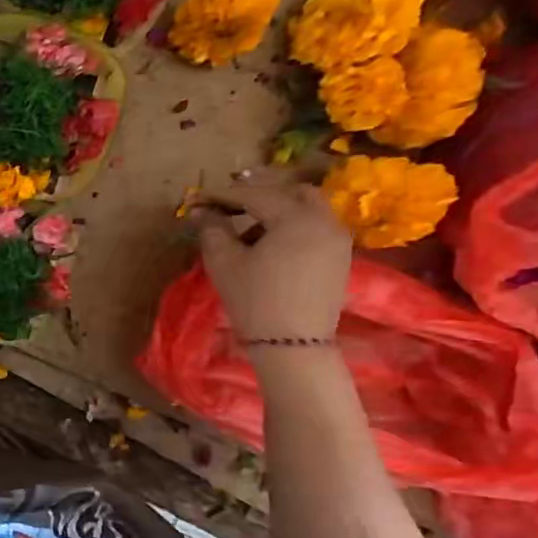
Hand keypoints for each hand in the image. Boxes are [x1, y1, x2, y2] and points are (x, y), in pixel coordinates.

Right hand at [193, 177, 350, 343]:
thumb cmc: (254, 299)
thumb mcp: (224, 262)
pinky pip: (315, 228)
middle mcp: (324, 221)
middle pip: (291, 192)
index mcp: (296, 217)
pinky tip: (269, 246)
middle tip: (229, 205)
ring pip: (307, 209)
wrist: (293, 345)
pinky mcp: (339, 259)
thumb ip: (212, 229)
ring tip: (246, 230)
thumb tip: (200, 211)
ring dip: (277, 210)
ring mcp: (337, 240)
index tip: (198, 197)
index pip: (254, 195)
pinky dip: (292, 226)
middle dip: (258, 194)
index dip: (222, 194)